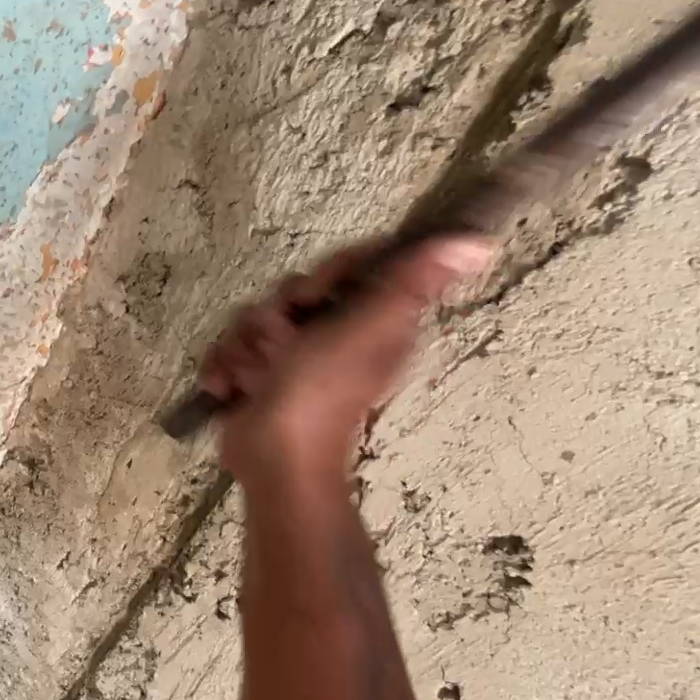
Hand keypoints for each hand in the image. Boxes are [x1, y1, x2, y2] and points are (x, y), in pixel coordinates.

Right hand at [199, 237, 494, 488]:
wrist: (274, 457)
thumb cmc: (319, 397)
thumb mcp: (365, 332)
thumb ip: (407, 285)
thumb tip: (476, 242)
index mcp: (373, 319)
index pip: (353, 266)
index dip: (326, 271)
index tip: (311, 293)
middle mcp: (333, 333)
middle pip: (291, 292)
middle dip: (273, 318)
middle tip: (282, 344)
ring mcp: (290, 356)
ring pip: (252, 321)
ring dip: (243, 349)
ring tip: (253, 377)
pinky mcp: (254, 376)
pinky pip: (228, 351)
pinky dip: (223, 371)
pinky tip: (229, 389)